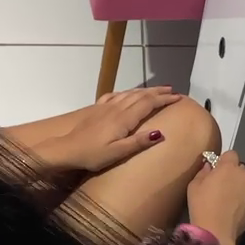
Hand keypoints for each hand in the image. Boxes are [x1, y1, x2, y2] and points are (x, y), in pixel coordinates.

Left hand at [35, 87, 184, 171]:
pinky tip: (127, 93)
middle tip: (173, 90)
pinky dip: (126, 92)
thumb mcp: (117, 153)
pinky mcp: (97, 109)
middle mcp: (116, 108)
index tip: (178, 97)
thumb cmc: (92, 155)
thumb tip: (161, 133)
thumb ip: (138, 142)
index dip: (164, 99)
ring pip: (129, 93)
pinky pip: (116, 95)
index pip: (148, 104)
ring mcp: (106, 107)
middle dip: (158, 92)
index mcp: (124, 119)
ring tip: (157, 89)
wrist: (67, 149)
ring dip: (145, 90)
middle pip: (141, 95)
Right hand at [185, 149, 244, 244]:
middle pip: (240, 169)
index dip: (224, 162)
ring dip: (241, 188)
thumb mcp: (193, 186)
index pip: (231, 154)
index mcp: (229, 167)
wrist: (215, 232)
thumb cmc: (201, 206)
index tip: (217, 172)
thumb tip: (210, 166)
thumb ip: (203, 171)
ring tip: (231, 202)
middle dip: (233, 175)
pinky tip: (238, 211)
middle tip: (223, 189)